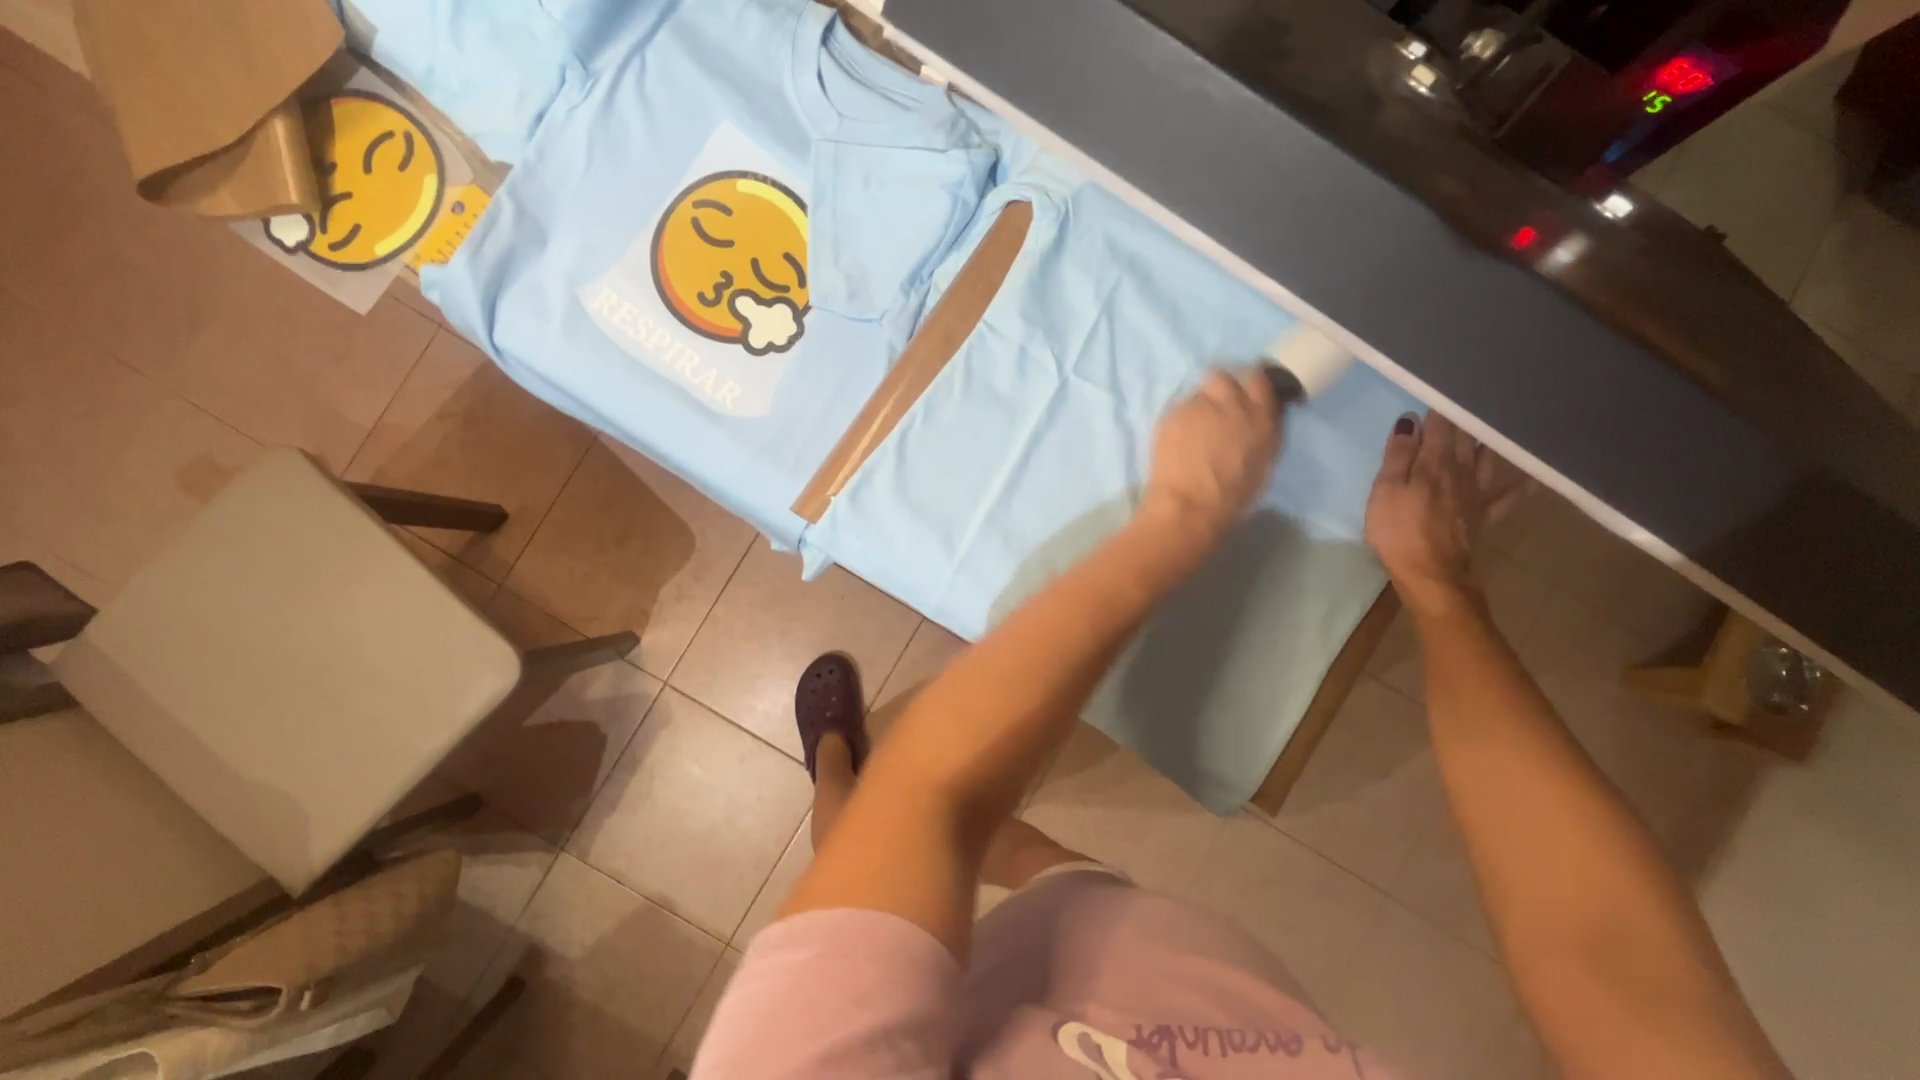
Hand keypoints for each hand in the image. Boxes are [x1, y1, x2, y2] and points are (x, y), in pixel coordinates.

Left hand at [1139, 366, 1284, 551]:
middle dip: (1219, 388)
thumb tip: (1262, 417)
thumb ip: (1263, 432)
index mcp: (1260, 417)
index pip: (1258, 379)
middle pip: (1224, 377)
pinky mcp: (1172, 414)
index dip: (1249, 383)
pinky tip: (1177, 439)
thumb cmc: (1232, 496)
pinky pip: (1178, 408)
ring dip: (1199, 404)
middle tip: (1214, 408)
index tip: (1244, 392)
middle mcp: (1231, 404)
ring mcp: (1199, 407)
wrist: (1189, 506)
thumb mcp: (1263, 463)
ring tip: (1194, 427)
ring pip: (1198, 393)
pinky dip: (1180, 419)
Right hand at [1364, 411, 1526, 617]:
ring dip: (1490, 438)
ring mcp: (1476, 492)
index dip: (1438, 407)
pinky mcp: (1483, 513)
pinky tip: (1533, 475)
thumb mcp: (1385, 490)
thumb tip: (1410, 419)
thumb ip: (1398, 455)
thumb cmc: (1399, 531)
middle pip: (1464, 437)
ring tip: (1496, 421)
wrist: (1431, 573)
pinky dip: (1522, 484)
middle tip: (1470, 396)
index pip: (1437, 426)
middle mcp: (1460, 470)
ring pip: (1486, 456)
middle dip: (1465, 417)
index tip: (1440, 387)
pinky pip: (1508, 495)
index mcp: (1433, 462)